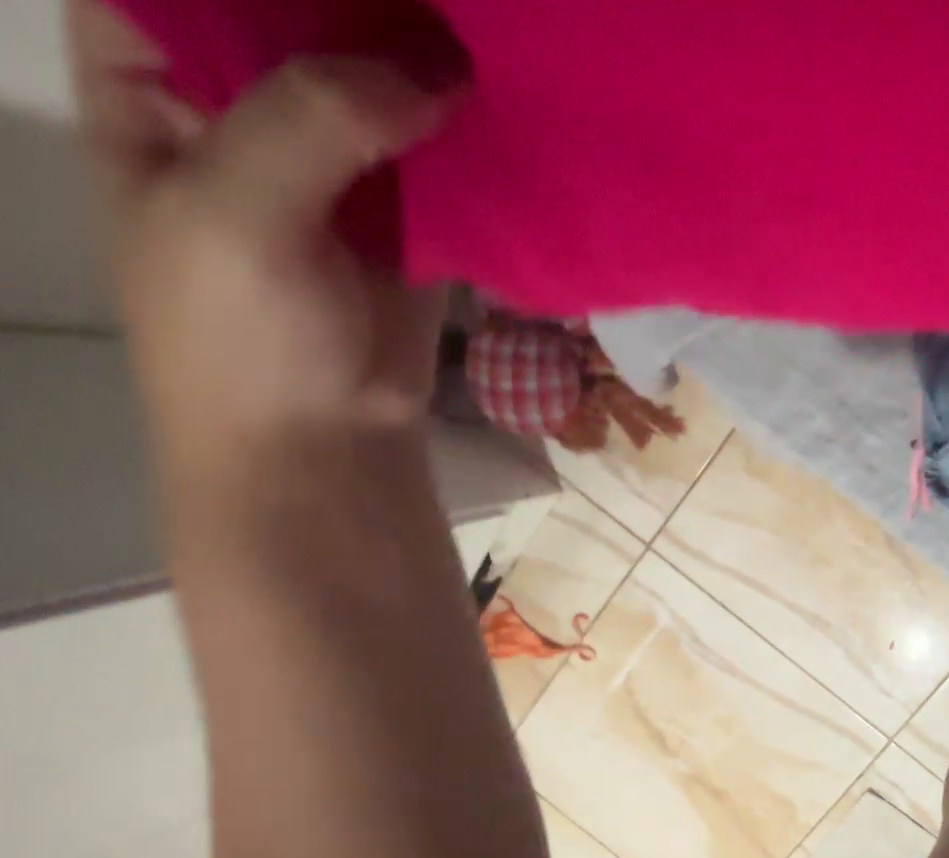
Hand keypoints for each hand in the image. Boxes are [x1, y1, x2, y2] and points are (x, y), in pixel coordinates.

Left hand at [68, 0, 463, 483]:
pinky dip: (477, 131)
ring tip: (493, 32)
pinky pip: (445, 153)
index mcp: (156, 90)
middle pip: (299, 19)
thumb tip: (436, 68)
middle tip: (446, 0)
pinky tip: (515, 104)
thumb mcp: (234, 213)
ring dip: (430, 61)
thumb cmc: (239, 338)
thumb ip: (311, 120)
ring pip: (382, 81)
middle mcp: (247, 110)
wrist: (324, 445)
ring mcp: (339, 162)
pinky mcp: (414, 213)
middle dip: (367, 8)